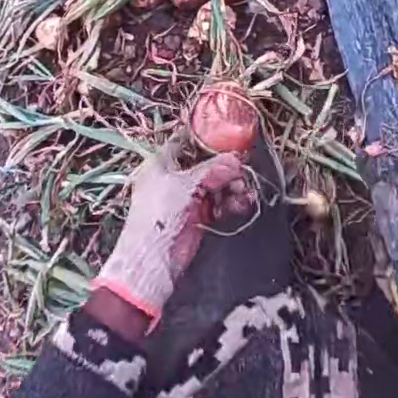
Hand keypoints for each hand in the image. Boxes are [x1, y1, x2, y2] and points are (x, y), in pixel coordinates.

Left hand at [94, 134, 252, 324]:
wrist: (154, 259)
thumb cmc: (158, 215)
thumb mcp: (184, 185)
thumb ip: (212, 170)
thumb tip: (235, 160)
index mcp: (160, 164)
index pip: (185, 143)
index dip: (206, 140)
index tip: (229, 139)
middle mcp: (173, 178)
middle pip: (205, 165)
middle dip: (226, 168)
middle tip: (242, 171)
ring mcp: (186, 198)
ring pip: (215, 184)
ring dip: (231, 186)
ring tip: (243, 191)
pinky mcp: (197, 215)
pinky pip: (219, 202)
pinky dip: (230, 202)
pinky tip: (241, 203)